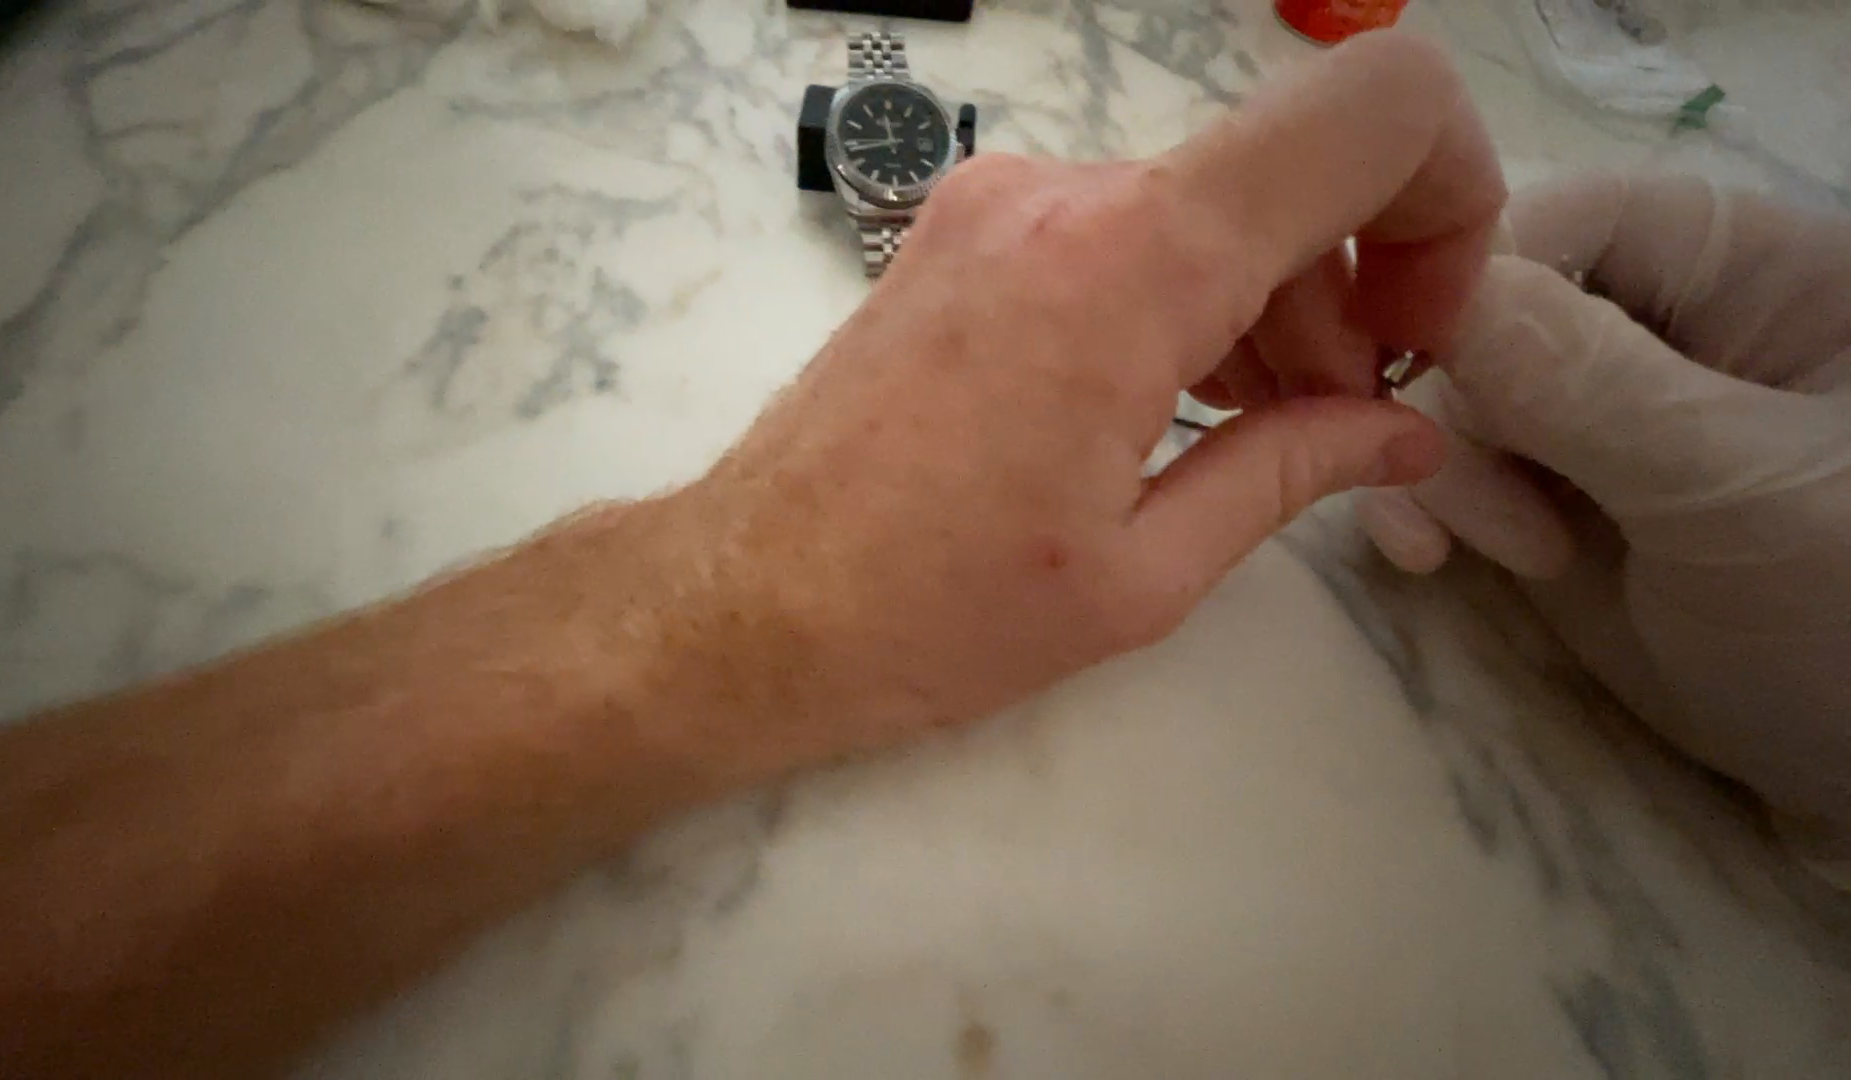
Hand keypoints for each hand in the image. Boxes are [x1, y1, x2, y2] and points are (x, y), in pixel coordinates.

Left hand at [666, 33, 1501, 777]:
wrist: (752, 603)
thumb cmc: (932, 613)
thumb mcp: (1137, 573)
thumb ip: (1287, 475)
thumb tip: (1395, 431)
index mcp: (1127, 266)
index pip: (1373, 111)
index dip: (1445, 204)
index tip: (1411, 333)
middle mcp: (1055, 197)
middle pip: (1274, 181)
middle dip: (1334, 293)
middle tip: (1324, 424)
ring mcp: (987, 211)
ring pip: (1184, 213)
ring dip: (1244, 305)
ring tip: (1237, 433)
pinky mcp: (947, 247)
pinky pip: (1101, 239)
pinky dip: (1159, 301)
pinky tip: (1153, 404)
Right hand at [1355, 174, 1850, 857]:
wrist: (1838, 747)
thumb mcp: (1739, 485)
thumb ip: (1591, 383)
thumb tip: (1444, 300)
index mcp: (1744, 279)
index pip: (1574, 218)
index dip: (1475, 271)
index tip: (1406, 355)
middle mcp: (1639, 335)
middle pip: (1474, 319)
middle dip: (1454, 409)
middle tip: (1480, 501)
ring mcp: (1566, 421)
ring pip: (1432, 403)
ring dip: (1434, 477)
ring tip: (1506, 555)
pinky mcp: (1514, 491)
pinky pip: (1419, 470)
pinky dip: (1406, 510)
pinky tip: (1427, 560)